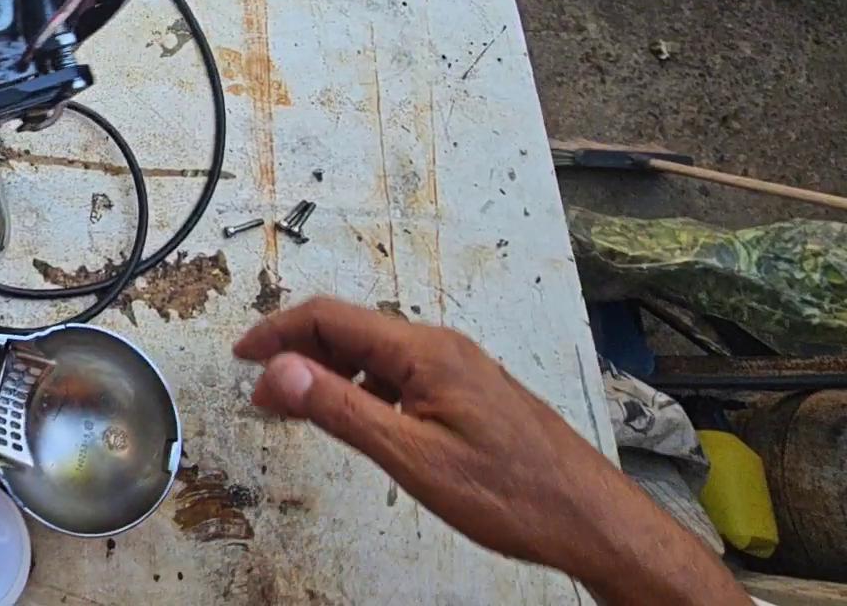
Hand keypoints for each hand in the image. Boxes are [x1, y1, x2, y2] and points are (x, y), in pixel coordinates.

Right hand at [234, 298, 748, 605]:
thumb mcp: (414, 457)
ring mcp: (453, 364)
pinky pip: (393, 371)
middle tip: (264, 392)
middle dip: (295, 352)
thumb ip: (340, 409)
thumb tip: (276, 369)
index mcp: (421, 349)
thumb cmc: (512, 496)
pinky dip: (356, 385)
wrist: (606, 531)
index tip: (242, 358)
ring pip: (368, 351)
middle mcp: (435, 344)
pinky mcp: (465, 387)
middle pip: (346, 329)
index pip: (327, 317)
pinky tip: (353, 416)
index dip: (276, 332)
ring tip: (297, 405)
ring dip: (323, 369)